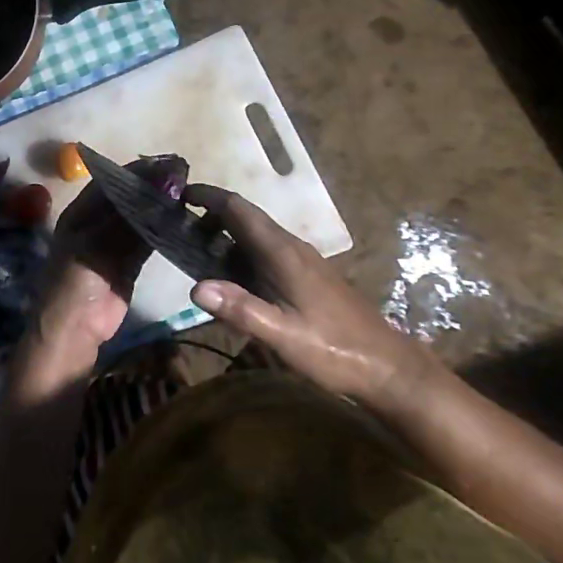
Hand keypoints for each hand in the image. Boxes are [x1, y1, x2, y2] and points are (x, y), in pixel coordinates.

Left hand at [32, 157, 181, 352]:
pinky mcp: (128, 262)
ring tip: (191, 193)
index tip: (171, 162)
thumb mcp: (98, 245)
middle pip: (129, 197)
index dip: (141, 170)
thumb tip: (166, 183)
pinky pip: (148, 239)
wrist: (74, 331)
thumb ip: (132, 217)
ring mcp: (113, 242)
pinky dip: (164, 229)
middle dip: (155, 185)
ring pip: (141, 216)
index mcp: (81, 212)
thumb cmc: (76, 284)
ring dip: (162, 206)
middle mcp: (97, 222)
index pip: (113, 181)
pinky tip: (185, 221)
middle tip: (187, 174)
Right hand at [184, 184, 439, 409]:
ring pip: (252, 234)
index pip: (238, 209)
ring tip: (190, 249)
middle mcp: (290, 247)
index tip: (177, 194)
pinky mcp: (303, 275)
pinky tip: (225, 274)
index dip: (207, 196)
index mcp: (282, 252)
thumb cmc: (335, 350)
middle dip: (207, 214)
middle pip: (243, 217)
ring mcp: (299, 260)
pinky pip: (261, 251)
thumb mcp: (283, 335)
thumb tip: (196, 287)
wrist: (388, 368)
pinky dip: (236, 251)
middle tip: (174, 227)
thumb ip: (240, 310)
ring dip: (221, 233)